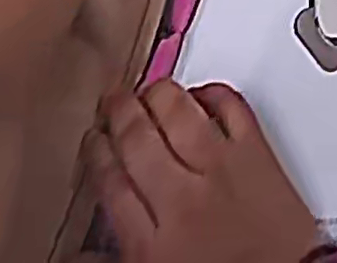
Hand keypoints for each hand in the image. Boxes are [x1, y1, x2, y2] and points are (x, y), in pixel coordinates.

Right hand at [85, 81, 323, 262]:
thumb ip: (118, 260)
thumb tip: (80, 254)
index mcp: (153, 245)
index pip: (111, 181)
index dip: (96, 151)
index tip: (93, 137)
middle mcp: (183, 199)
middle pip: (138, 137)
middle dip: (119, 111)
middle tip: (112, 99)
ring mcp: (222, 167)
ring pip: (179, 112)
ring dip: (159, 93)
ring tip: (149, 89)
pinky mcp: (256, 150)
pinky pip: (230, 105)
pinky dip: (212, 91)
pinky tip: (200, 92)